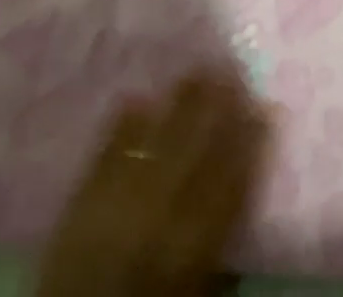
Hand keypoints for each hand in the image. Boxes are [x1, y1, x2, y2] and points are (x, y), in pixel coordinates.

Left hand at [35, 71, 271, 296]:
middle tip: (230, 67)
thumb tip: (240, 189)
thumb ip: (219, 242)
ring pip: (153, 147)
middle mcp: (159, 218)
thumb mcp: (197, 288)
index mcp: (194, 243)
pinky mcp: (78, 205)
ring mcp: (116, 207)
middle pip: (192, 155)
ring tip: (194, 70)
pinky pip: (102, 160)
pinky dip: (119, 128)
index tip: (264, 106)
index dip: (249, 143)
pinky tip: (136, 98)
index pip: (230, 185)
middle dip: (213, 109)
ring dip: (174, 107)